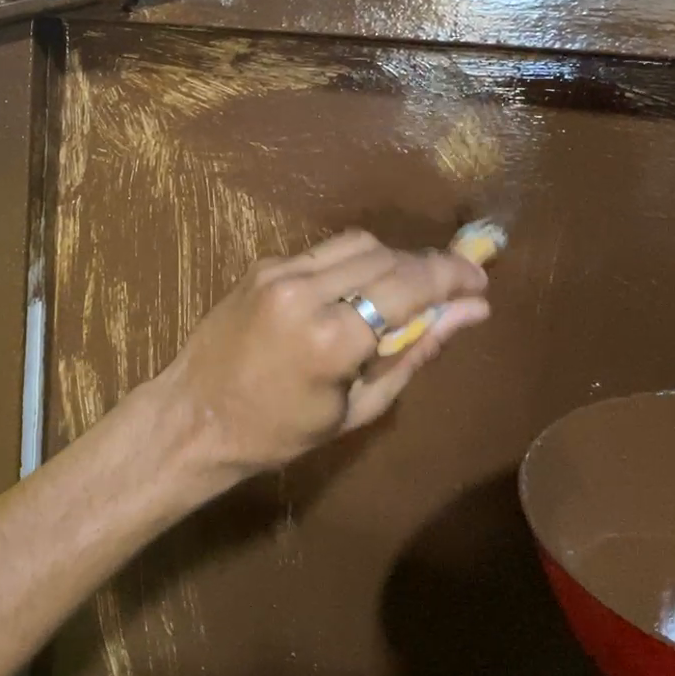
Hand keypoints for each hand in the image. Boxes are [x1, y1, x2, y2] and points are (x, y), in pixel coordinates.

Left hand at [155, 229, 490, 479]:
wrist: (194, 416)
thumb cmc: (278, 433)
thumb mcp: (357, 409)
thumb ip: (414, 353)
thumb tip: (470, 312)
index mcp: (331, 337)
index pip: (410, 285)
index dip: (452, 276)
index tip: (480, 280)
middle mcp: (304, 290)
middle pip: (386, 255)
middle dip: (424, 268)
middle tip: (449, 292)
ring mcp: (277, 271)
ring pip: (356, 242)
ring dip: (389, 261)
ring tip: (404, 293)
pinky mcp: (261, 266)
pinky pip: (322, 252)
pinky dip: (350, 264)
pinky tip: (354, 294)